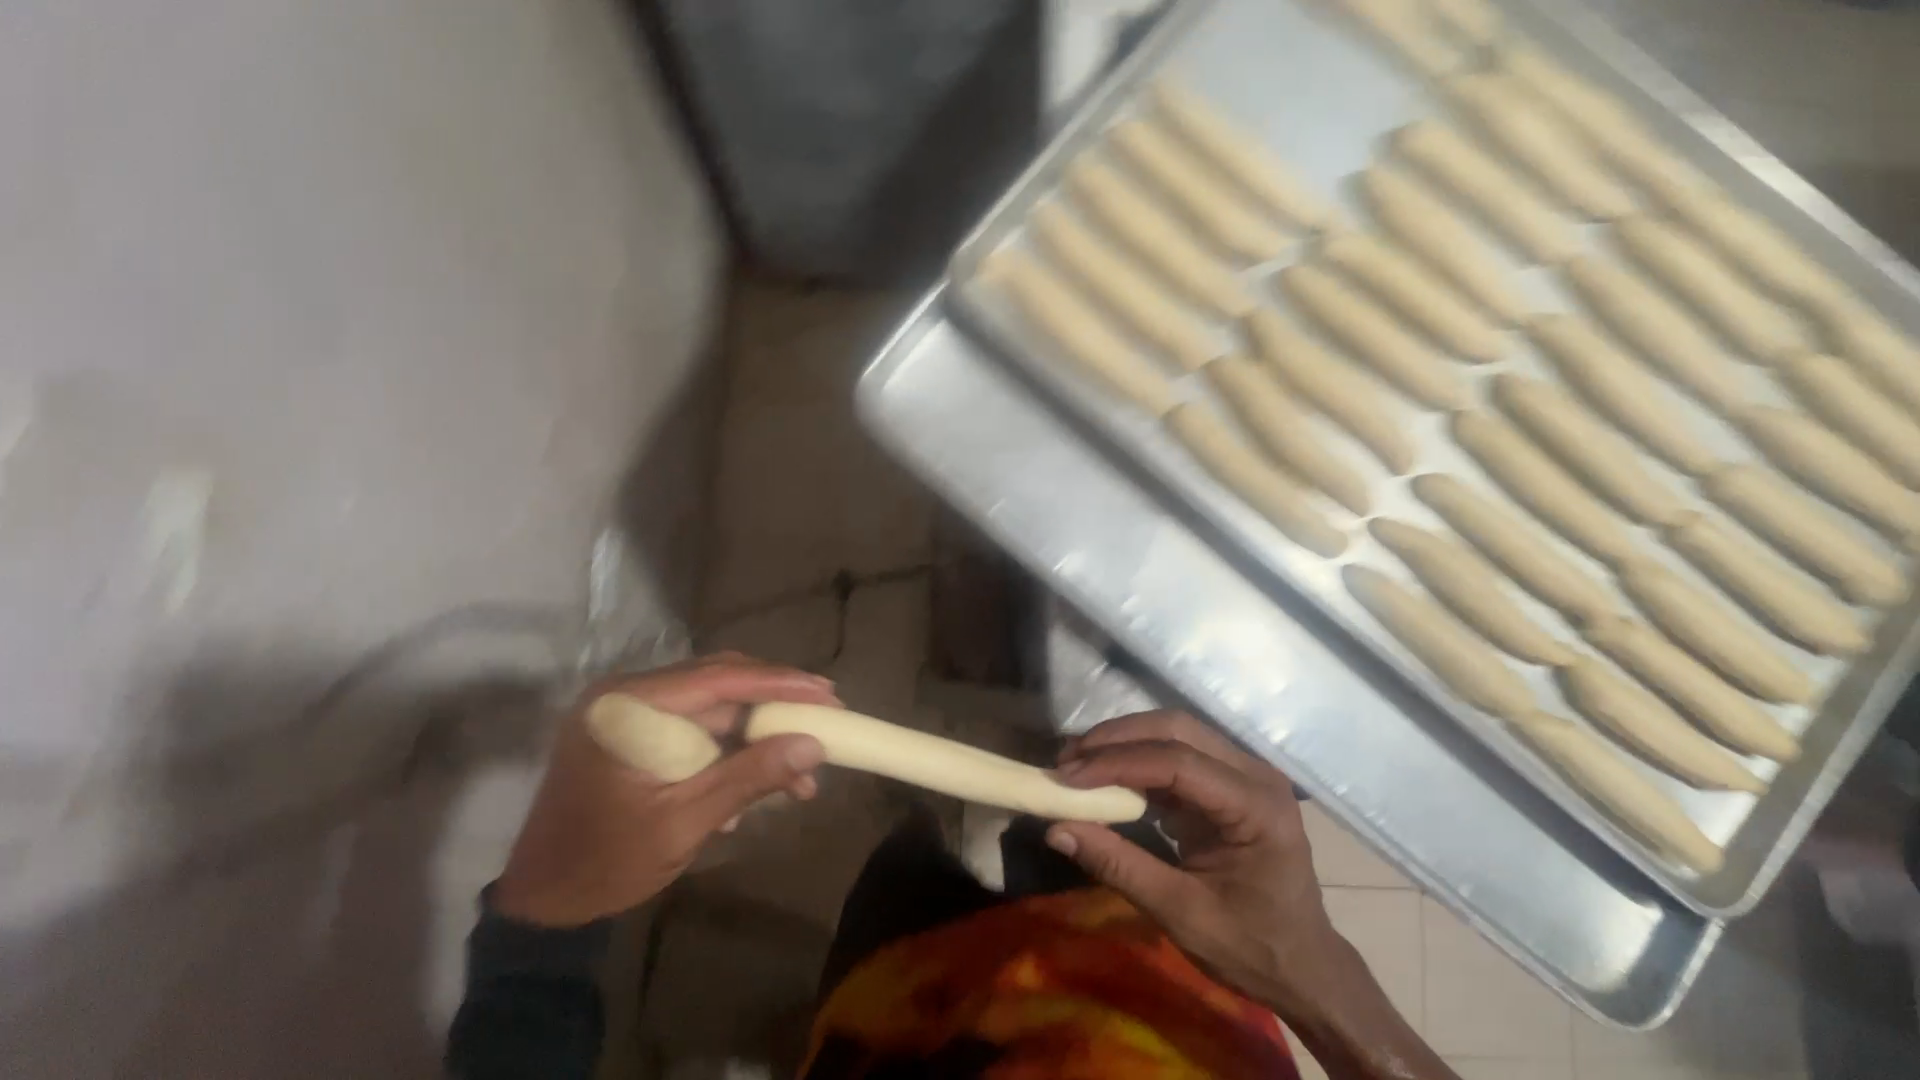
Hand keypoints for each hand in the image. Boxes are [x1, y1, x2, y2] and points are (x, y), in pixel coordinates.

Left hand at [492, 652, 839, 926]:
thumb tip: (813, 746)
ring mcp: (630, 714)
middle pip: (718, 683)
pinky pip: (696, 728)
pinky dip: (732, 748)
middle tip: (827, 717)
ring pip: (712, 706)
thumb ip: (748, 778)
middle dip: (775, 704)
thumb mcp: (683, 823)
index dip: (778, 683)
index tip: (828, 694)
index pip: (717, 679)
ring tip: (804, 766)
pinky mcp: (636, 735)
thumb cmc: (606, 864)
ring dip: (758, 732)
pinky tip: (762, 779)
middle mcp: (627, 696)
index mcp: (627, 707)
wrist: (540, 903)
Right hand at [1045, 711, 1346, 1015]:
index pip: (1179, 762)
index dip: (1118, 763)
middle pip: (1177, 730)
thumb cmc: (1252, 946)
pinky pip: (1176, 756)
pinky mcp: (1226, 784)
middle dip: (1117, 740)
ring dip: (1123, 744)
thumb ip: (1120, 866)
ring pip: (1175, 733)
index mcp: (1257, 807)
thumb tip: (1056, 830)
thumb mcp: (1181, 914)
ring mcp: (1243, 775)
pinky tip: (1102, 776)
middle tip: (1066, 761)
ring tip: (1076, 763)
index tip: (1068, 777)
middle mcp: (1256, 775)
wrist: (1303, 967)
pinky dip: (1136, 761)